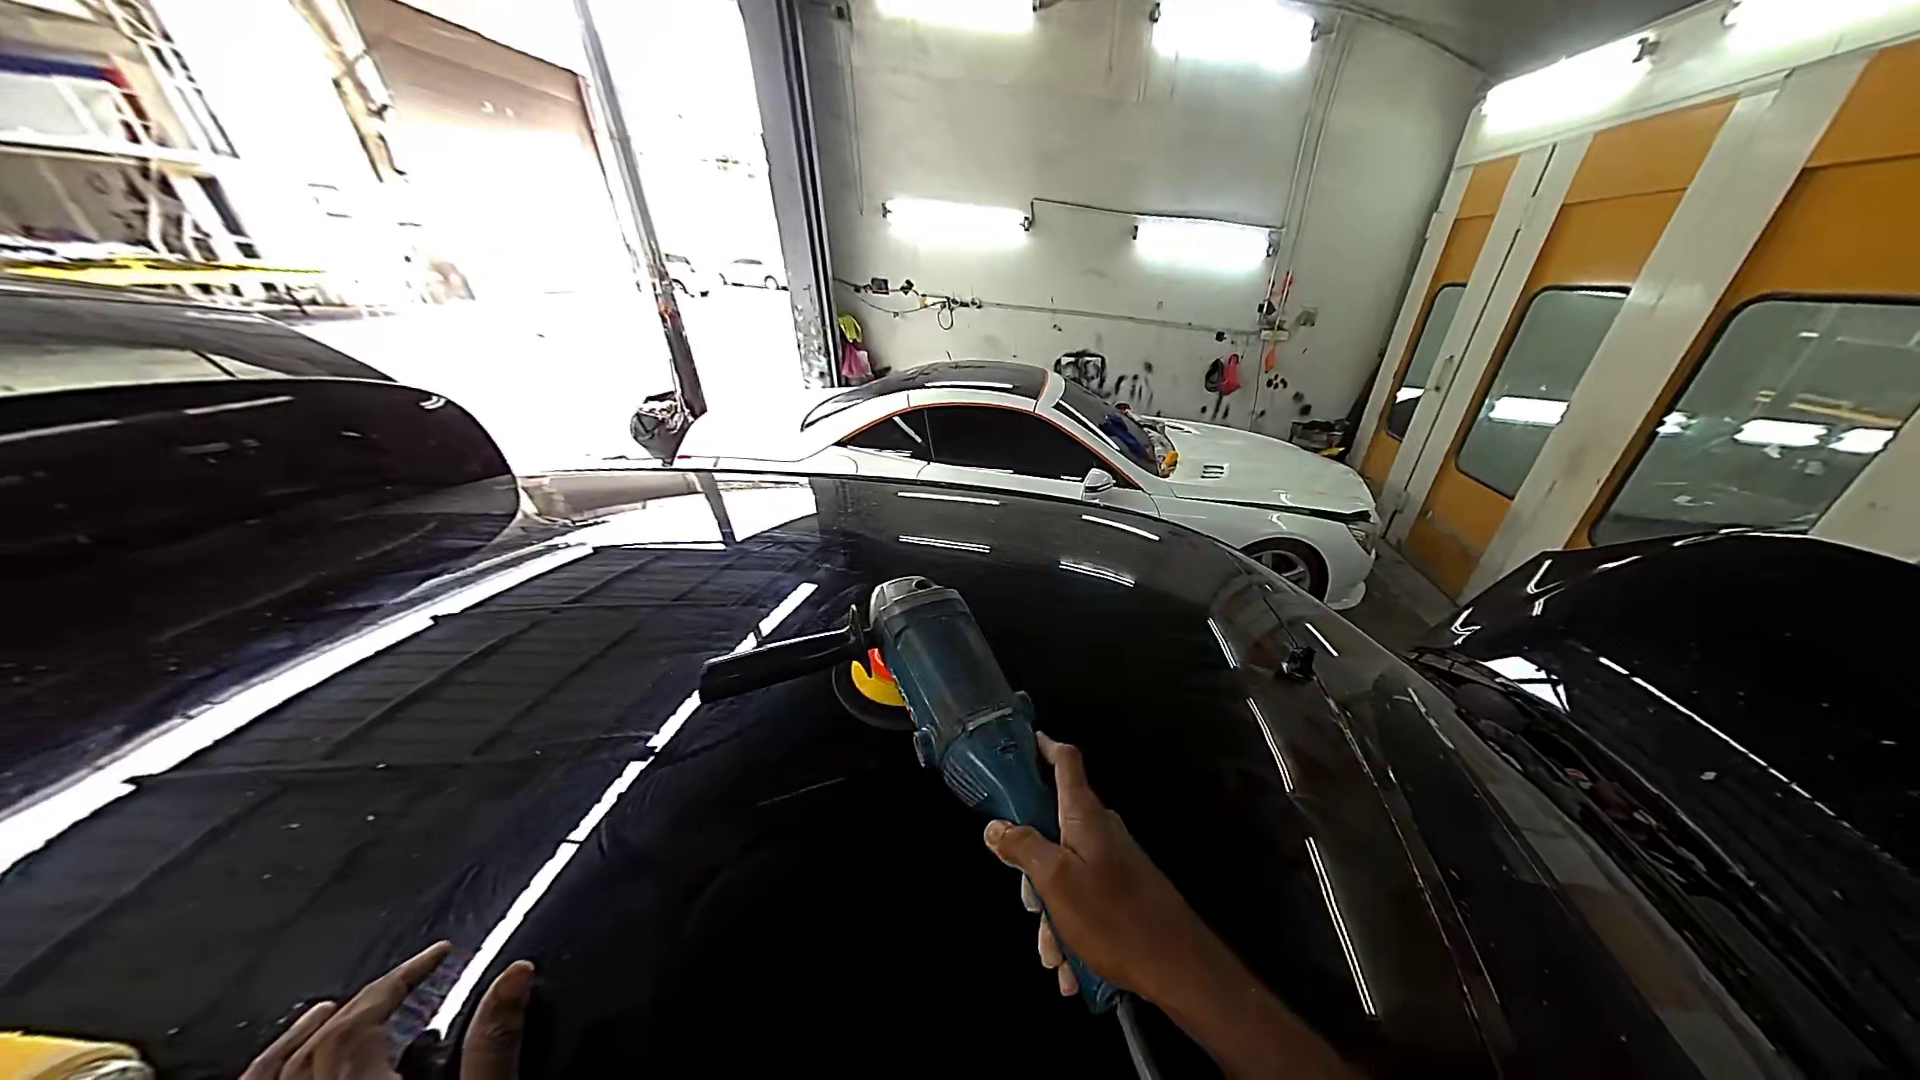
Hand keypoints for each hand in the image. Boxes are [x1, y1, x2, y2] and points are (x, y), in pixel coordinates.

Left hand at [242, 943, 534, 1079]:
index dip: (402, 976)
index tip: (439, 953)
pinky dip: (264, 1077)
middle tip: (406, 973)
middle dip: (367, 996)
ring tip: (320, 1011)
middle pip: (318, 1045)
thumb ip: (493, 1044)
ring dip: (295, 1040)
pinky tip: (283, 1068)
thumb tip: (517, 973)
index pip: (362, 1020)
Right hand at [982, 734, 1213, 1000]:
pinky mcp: (1120, 888)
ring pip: (1063, 872)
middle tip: (1031, 904)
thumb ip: (1022, 847)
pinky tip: (1070, 969)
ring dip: (1052, 913)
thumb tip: (995, 827)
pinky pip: (1082, 899)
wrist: (1178, 967)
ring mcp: (1111, 860)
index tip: (1024, 742)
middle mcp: (1098, 830)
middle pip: (1051, 826)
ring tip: (1054, 954)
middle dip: (1032, 869)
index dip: (1044, 746)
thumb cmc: (1113, 915)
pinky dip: (1071, 930)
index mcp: (1084, 815)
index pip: (1066, 761)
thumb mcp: (1055, 880)